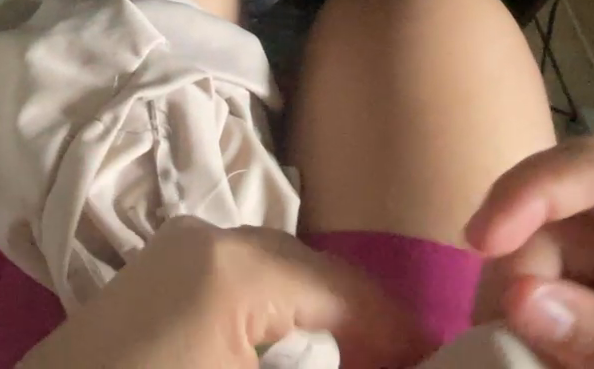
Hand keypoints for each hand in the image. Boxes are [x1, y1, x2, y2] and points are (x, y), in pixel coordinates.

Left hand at [19, 216, 431, 368]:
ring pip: (275, 273)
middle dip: (357, 328)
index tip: (438, 365)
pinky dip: (269, 314)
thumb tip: (398, 363)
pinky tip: (277, 355)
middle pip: (312, 274)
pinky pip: (235, 279)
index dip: (400, 336)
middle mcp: (208, 236)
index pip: (346, 291)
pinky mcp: (155, 269)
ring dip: (313, 321)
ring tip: (343, 364)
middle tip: (392, 367)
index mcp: (236, 266)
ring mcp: (175, 247)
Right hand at [466, 137, 593, 368]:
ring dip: (514, 312)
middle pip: (559, 221)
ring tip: (511, 365)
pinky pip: (552, 312)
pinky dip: (527, 340)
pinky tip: (526, 364)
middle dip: (516, 272)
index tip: (480, 242)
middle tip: (494, 345)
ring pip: (542, 266)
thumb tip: (519, 300)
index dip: (534, 189)